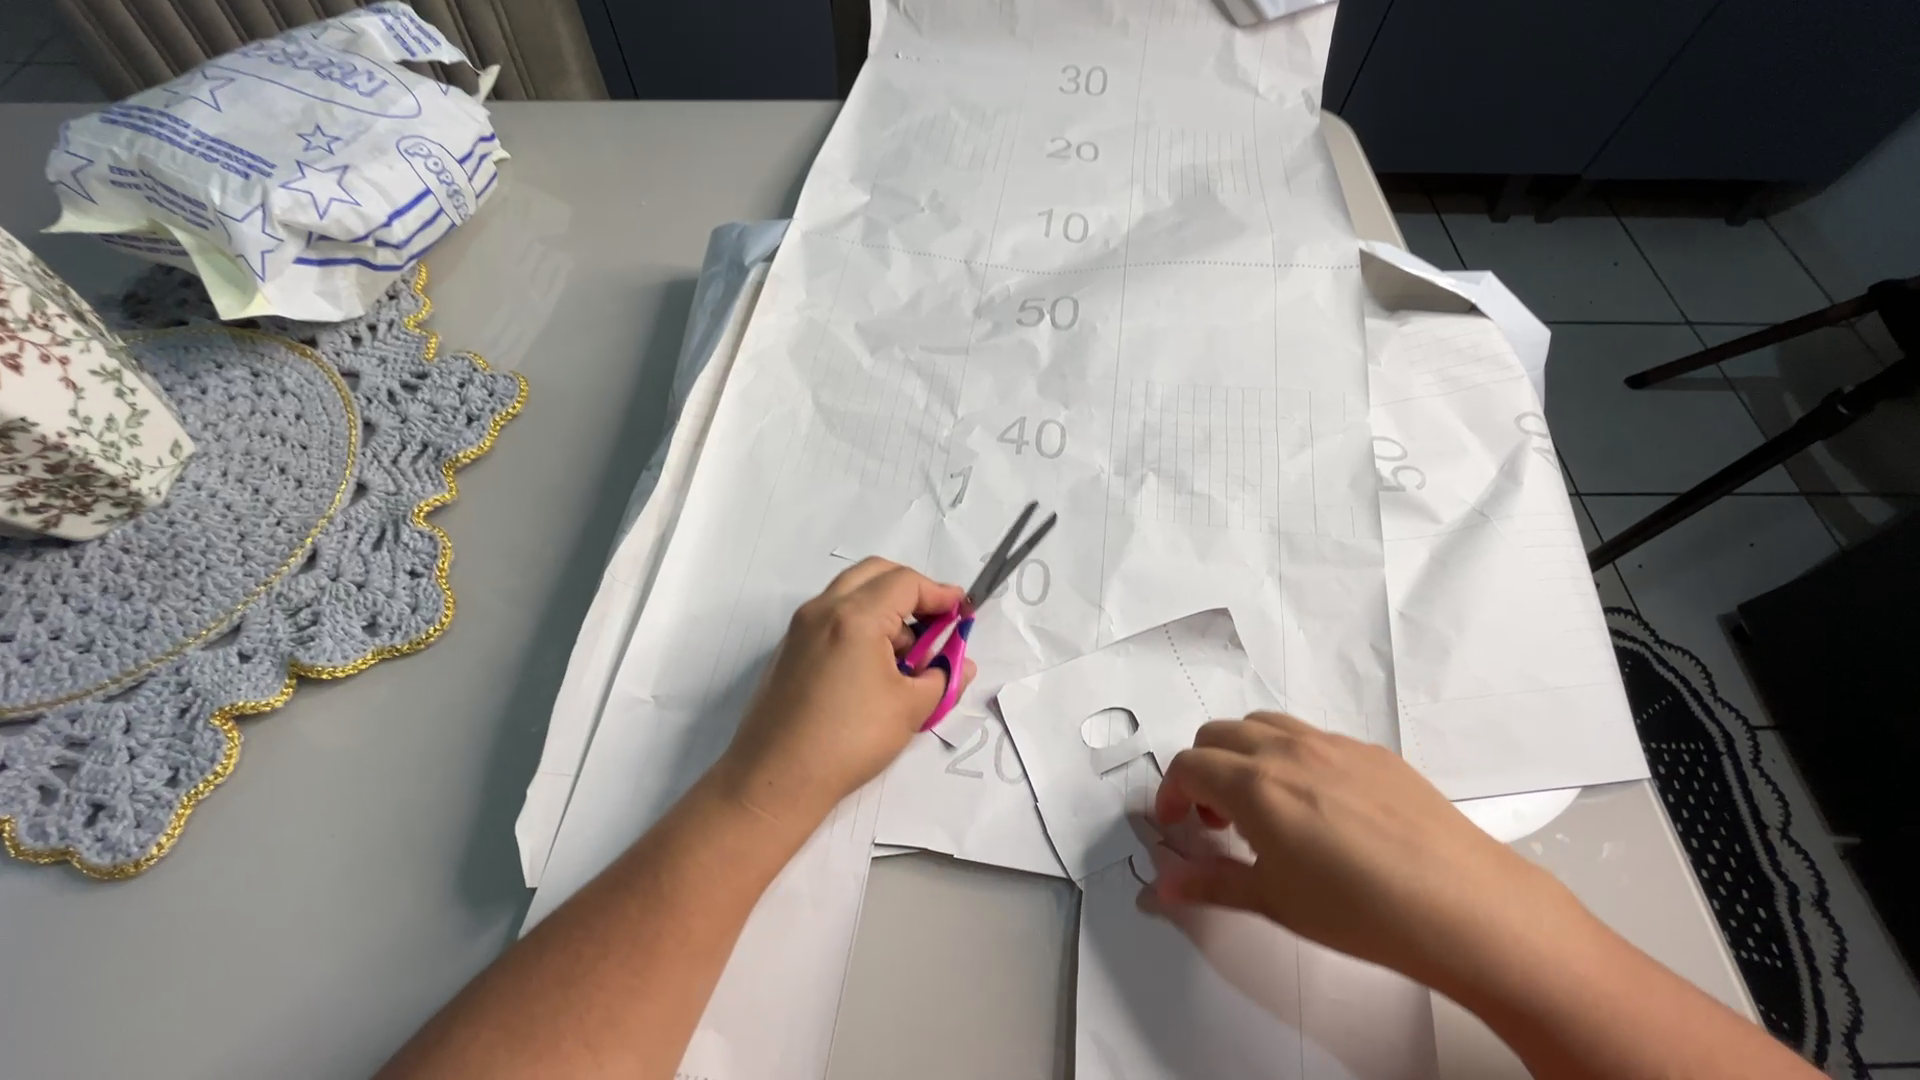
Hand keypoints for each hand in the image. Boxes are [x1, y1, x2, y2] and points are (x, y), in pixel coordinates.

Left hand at [710, 558, 974, 833]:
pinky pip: (832, 617)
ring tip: (907, 653)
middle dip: (911, 590)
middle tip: (935, 620)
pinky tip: (875, 666)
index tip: (962, 610)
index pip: (906, 583)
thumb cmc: (849, 741)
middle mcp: (823, 610)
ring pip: (850, 593)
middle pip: (875, 574)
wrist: (775, 779)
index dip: (940, 593)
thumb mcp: (910, 709)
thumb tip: (960, 664)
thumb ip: (943, 677)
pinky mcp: (789, 649)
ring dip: (885, 607)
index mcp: (855, 617)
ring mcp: (801, 628)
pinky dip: (860, 623)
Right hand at [1151, 711, 1588, 991]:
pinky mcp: (1373, 751)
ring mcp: (1333, 744)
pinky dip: (1291, 755)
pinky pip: (1313, 736)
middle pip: (1217, 733)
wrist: (1464, 906)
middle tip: (1217, 818)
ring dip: (1244, 753)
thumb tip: (1160, 889)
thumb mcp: (1273, 901)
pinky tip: (1321, 806)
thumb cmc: (1360, 910)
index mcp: (1253, 784)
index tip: (1177, 825)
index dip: (1170, 794)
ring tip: (1265, 803)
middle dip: (1202, 769)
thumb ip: (1209, 884)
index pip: (1187, 766)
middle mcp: (1286, 750)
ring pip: (1264, 723)